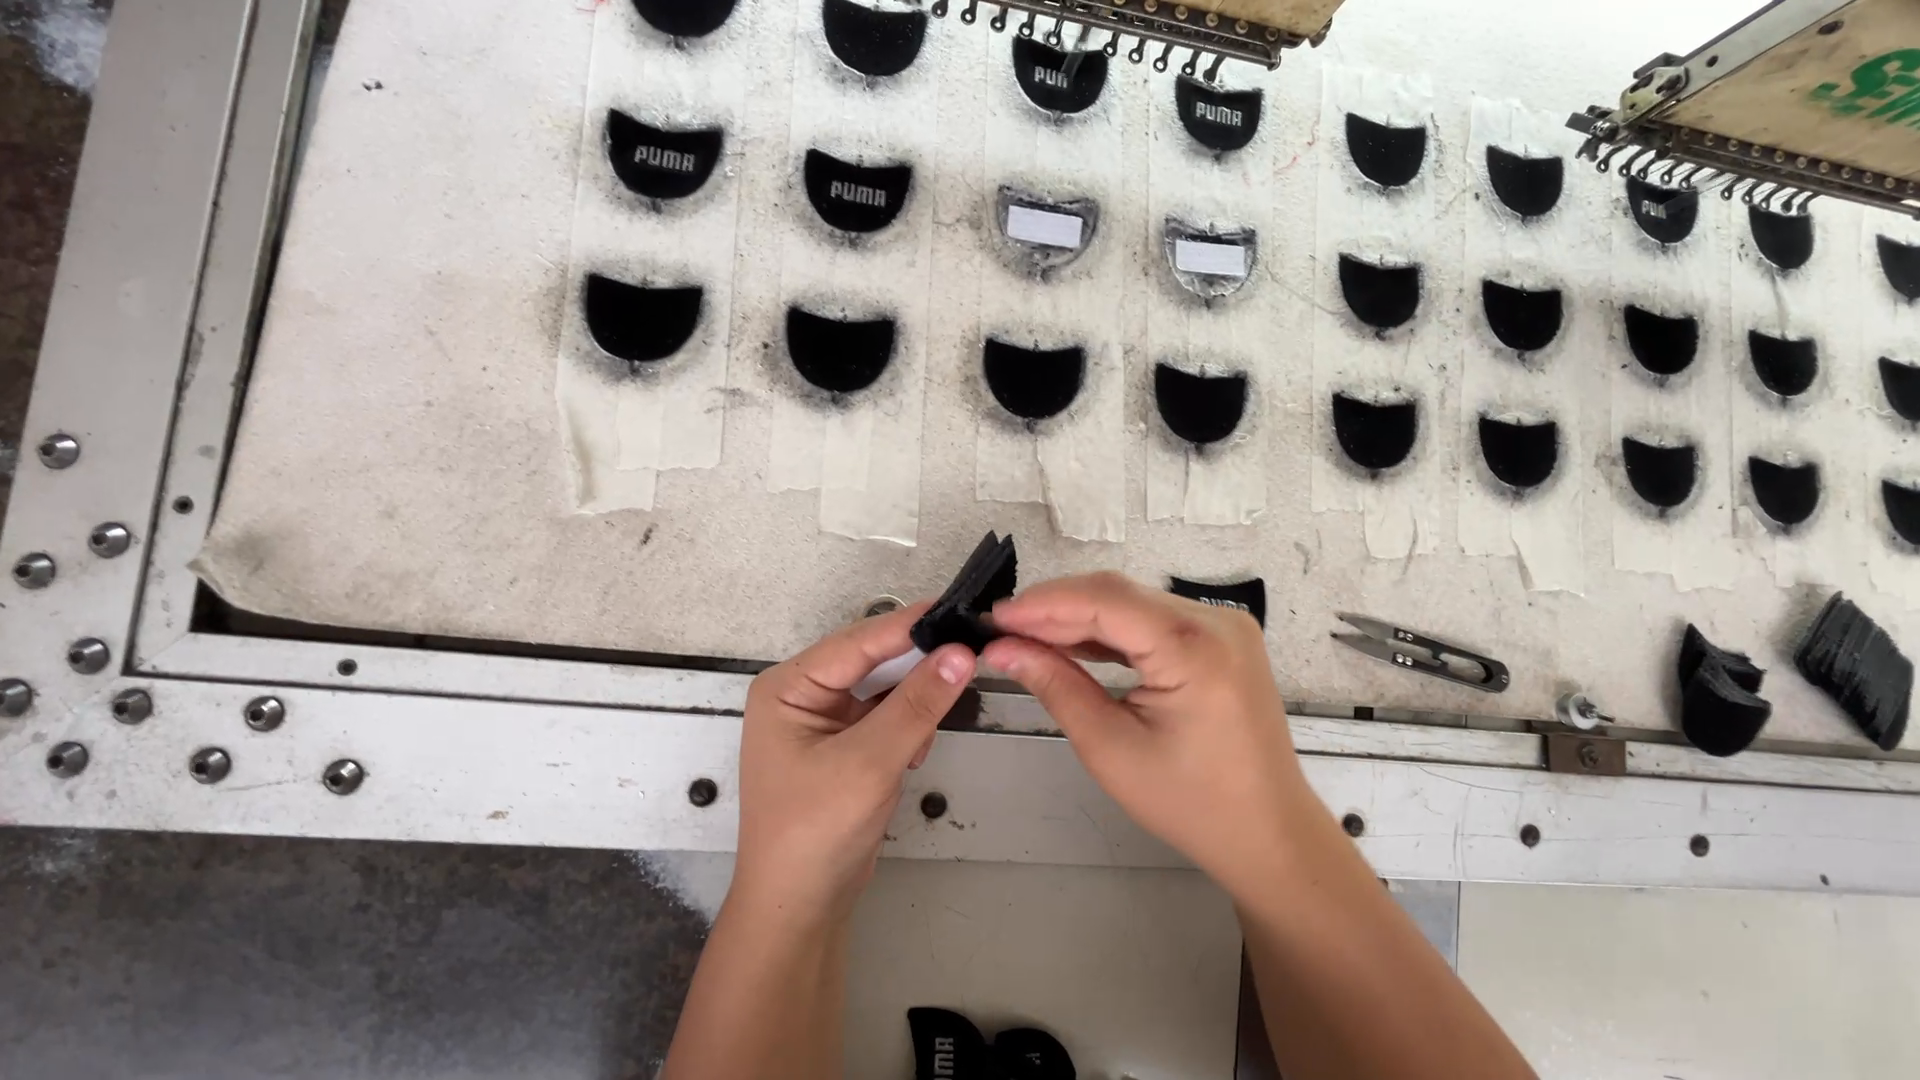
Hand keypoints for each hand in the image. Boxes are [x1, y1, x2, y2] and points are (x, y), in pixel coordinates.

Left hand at [733, 603, 975, 924]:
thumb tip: (961, 653)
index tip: (959, 606)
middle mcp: (802, 695)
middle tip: (969, 650)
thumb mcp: (870, 761)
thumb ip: (917, 704)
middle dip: (915, 664)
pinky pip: (884, 718)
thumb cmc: (818, 830)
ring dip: (912, 703)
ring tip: (937, 716)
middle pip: (870, 661)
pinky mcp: (843, 748)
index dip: (909, 624)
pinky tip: (914, 752)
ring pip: (882, 689)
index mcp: (788, 687)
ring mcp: (822, 723)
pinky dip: (906, 728)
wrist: (800, 908)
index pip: (858, 642)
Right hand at [982, 573, 1314, 893]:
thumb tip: (1003, 649)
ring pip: (1133, 603)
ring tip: (1024, 635)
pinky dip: (1110, 630)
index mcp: (1195, 648)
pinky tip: (1070, 642)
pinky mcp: (1221, 638)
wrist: (1266, 832)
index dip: (1043, 603)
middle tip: (1001, 628)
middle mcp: (1216, 621)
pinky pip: (1153, 620)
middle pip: (1118, 594)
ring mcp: (1224, 625)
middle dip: (1055, 608)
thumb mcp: (1110, 747)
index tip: (993, 617)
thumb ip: (1055, 686)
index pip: (1105, 600)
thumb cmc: (1190, 803)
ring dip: (1078, 617)